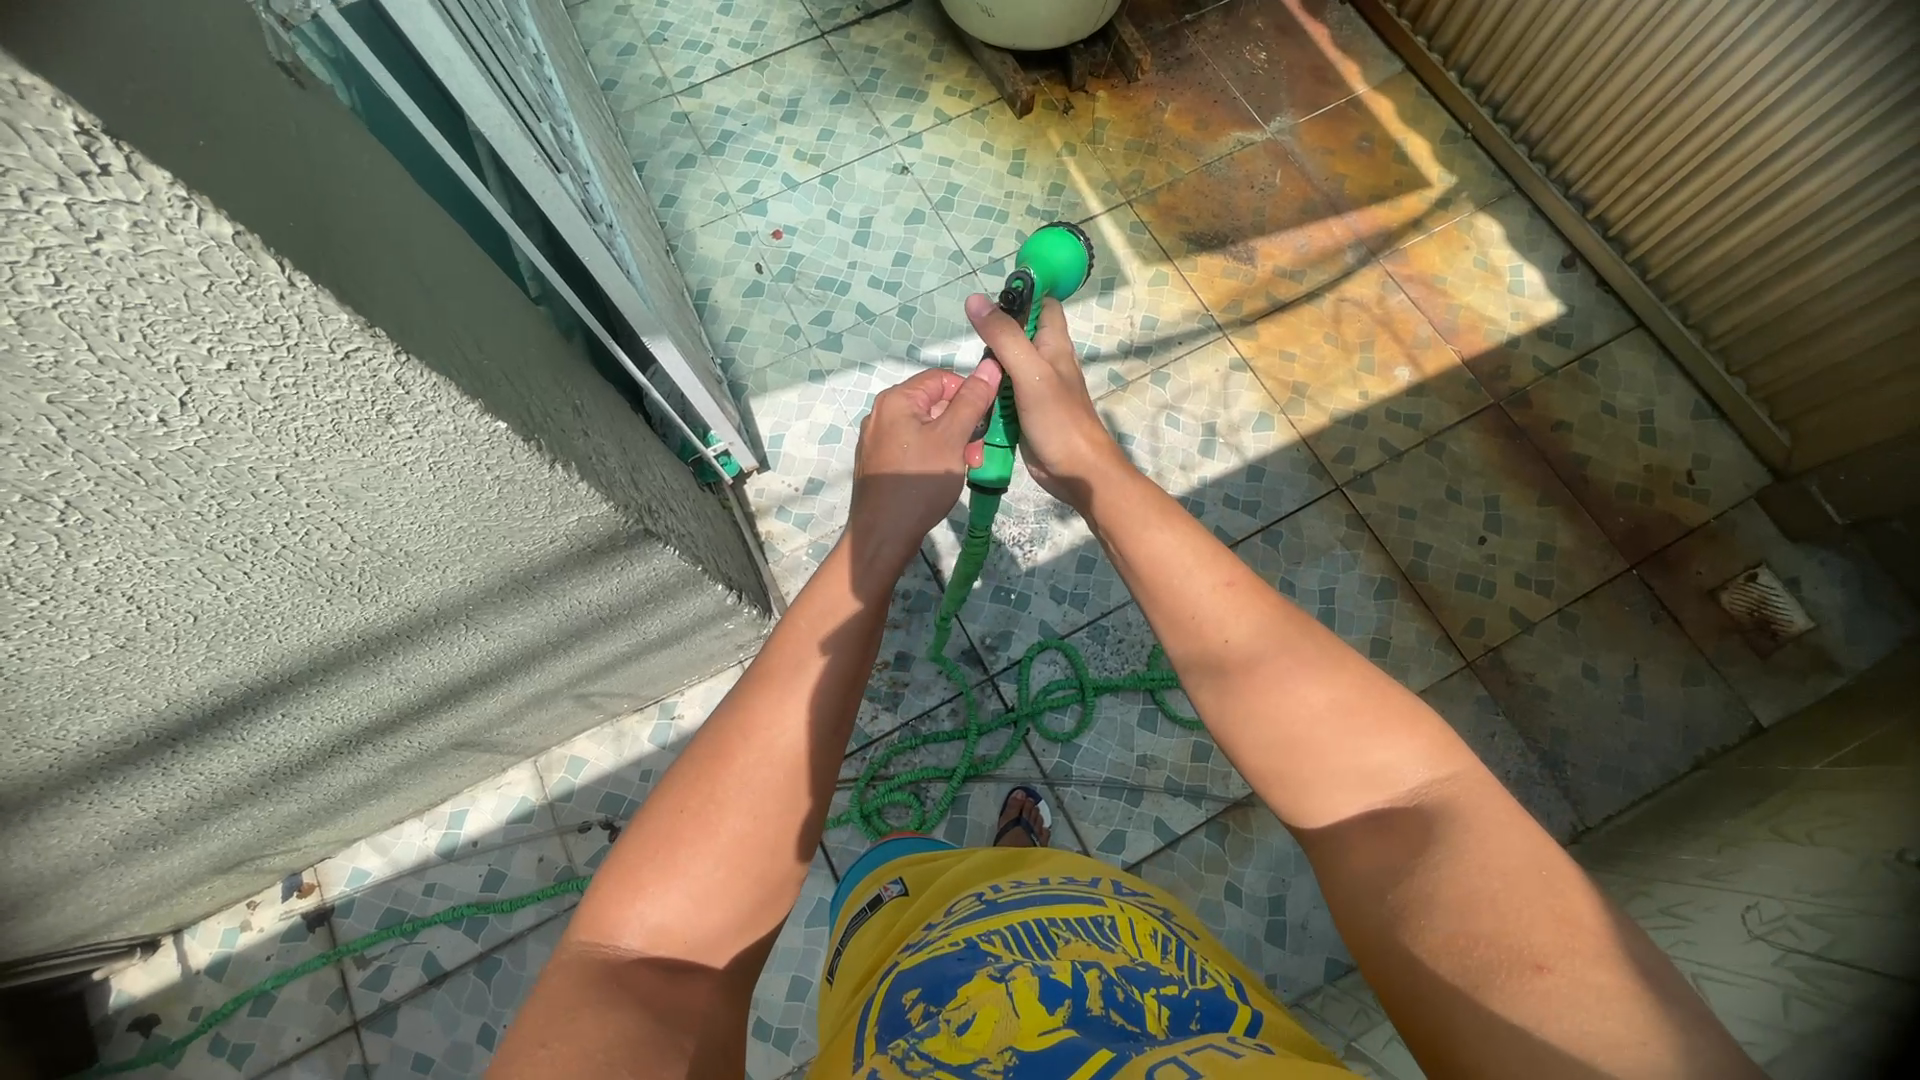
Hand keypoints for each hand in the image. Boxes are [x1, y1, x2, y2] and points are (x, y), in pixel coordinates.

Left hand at [844, 360, 1002, 571]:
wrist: (883, 535)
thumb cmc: (919, 483)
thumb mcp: (952, 439)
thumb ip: (972, 401)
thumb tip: (990, 366)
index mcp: (896, 400)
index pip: (942, 378)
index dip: (970, 394)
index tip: (986, 422)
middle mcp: (883, 413)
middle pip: (935, 404)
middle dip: (963, 425)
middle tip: (977, 455)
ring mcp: (879, 439)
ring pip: (928, 428)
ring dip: (954, 443)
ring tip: (966, 469)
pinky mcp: (881, 462)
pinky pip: (916, 447)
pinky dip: (936, 456)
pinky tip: (945, 477)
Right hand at [965, 293, 1132, 510]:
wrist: (1075, 472)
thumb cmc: (1059, 420)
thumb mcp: (1029, 372)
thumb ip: (1003, 337)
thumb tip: (974, 301)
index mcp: (1054, 344)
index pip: (1042, 304)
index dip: (1021, 294)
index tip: (990, 298)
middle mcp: (1045, 362)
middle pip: (1016, 335)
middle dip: (994, 335)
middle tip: (970, 340)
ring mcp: (1034, 389)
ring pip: (1005, 367)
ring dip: (988, 368)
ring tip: (969, 372)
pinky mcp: (1024, 413)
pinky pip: (1002, 395)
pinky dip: (989, 394)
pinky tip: (974, 396)